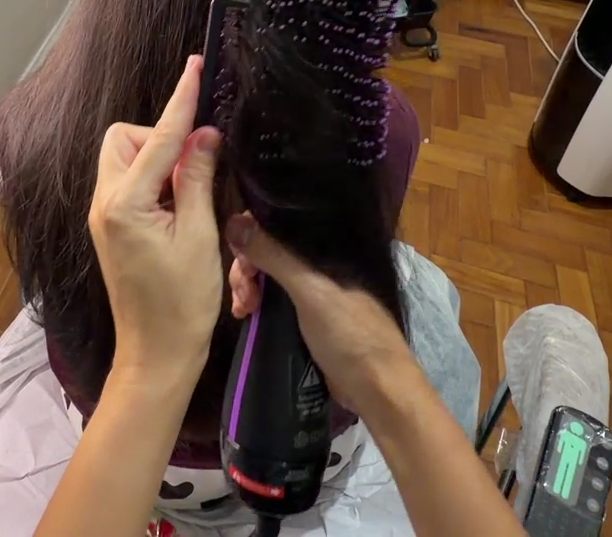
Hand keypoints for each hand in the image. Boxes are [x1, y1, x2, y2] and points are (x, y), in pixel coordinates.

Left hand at [89, 55, 223, 387]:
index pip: (159, 138)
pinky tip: (177, 201)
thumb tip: (203, 134)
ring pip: (124, 156)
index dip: (181, 101)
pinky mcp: (110, 225)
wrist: (155, 355)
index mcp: (125, 204)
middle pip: (125, 138)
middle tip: (194, 166)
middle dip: (160, 136)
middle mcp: (105, 202)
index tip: (194, 68)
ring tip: (188, 190)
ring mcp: (103, 214)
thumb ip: (196, 179)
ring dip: (157, 157)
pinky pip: (127, 179)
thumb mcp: (199, 237)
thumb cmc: (182, 304)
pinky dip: (152, 176)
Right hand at [226, 214, 417, 419]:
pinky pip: (275, 295)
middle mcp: (320, 260)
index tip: (238, 257)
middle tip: (241, 296)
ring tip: (242, 311)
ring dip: (248, 286)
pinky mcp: (308, 312)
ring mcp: (314, 287)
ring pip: (269, 273)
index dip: (253, 233)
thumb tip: (233, 219)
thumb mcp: (308, 290)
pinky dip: (257, 301)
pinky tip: (246, 314)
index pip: (279, 223)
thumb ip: (272, 254)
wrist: (378, 390)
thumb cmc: (349, 334)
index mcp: (326, 245)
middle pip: (270, 248)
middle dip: (248, 267)